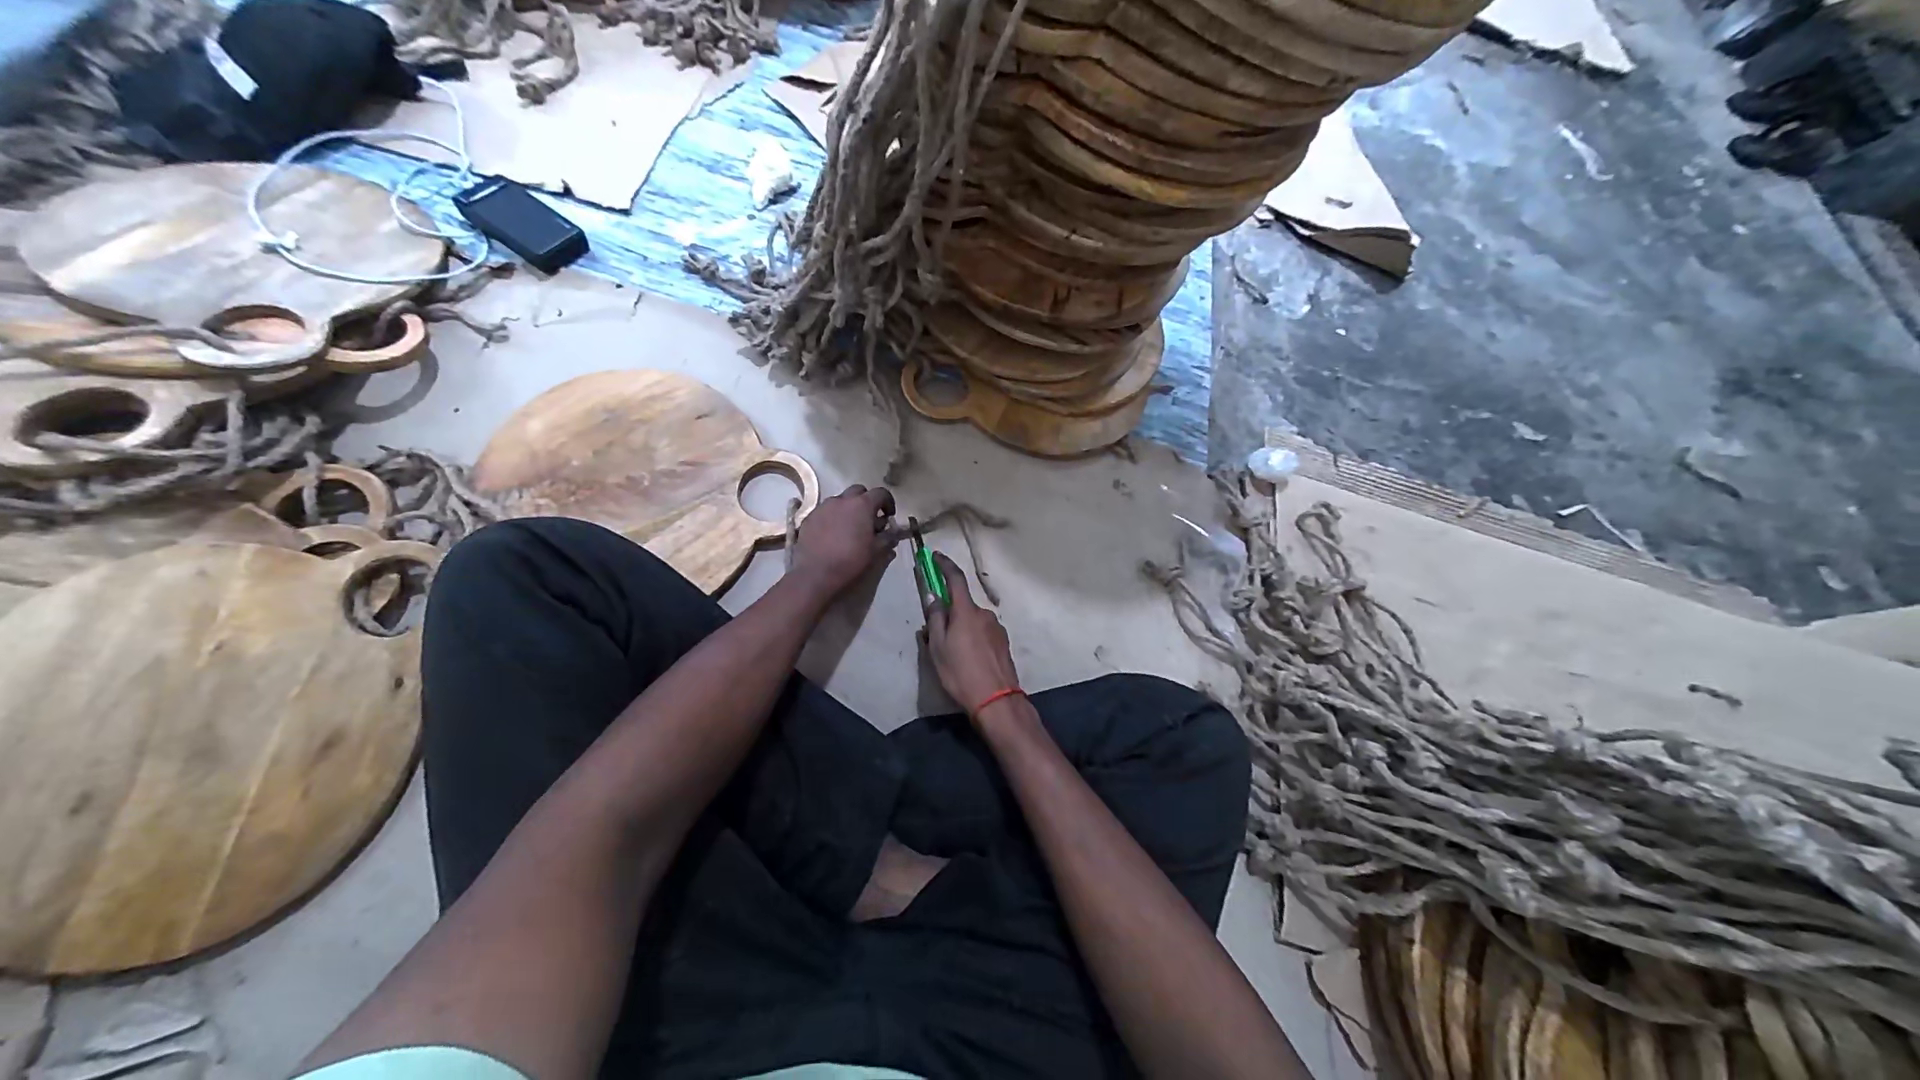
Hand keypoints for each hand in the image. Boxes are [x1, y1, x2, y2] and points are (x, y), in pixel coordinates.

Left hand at [789, 484, 895, 599]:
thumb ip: (888, 537)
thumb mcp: (876, 551)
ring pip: (840, 501)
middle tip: (869, 519)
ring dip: (848, 509)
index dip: (888, 502)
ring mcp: (823, 507)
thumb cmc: (851, 561)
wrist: (816, 574)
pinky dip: (832, 518)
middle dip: (866, 502)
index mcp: (862, 505)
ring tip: (849, 528)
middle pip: (858, 491)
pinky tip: (832, 534)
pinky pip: (825, 512)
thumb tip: (894, 532)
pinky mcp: (809, 518)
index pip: (881, 493)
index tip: (889, 516)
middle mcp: (842, 500)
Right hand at [924, 552, 1021, 721]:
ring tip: (952, 655)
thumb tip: (934, 597)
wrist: (996, 700)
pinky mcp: (1003, 642)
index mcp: (966, 611)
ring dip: (962, 628)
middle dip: (949, 613)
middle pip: (963, 604)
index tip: (935, 557)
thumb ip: (935, 619)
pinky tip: (968, 660)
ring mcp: (997, 628)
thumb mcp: (938, 648)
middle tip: (936, 635)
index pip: (955, 578)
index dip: (944, 565)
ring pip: (973, 620)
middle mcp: (985, 614)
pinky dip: (973, 638)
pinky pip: (982, 632)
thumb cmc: (960, 673)